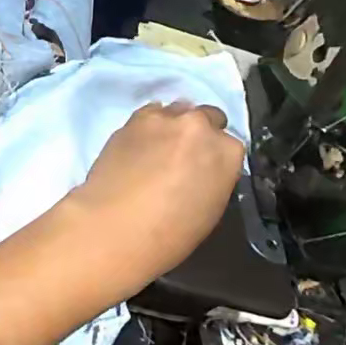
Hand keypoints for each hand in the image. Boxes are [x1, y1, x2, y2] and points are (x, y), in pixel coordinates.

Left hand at [68, 101, 243, 278]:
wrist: (116, 227)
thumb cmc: (170, 234)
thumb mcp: (210, 209)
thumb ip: (213, 178)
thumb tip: (201, 169)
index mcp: (228, 152)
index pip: (230, 144)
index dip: (215, 158)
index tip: (204, 170)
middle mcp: (200, 126)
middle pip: (207, 117)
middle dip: (199, 134)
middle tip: (183, 157)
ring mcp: (165, 118)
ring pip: (178, 110)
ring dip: (174, 126)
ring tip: (159, 149)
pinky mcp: (134, 118)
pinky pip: (149, 113)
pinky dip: (148, 126)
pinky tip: (140, 145)